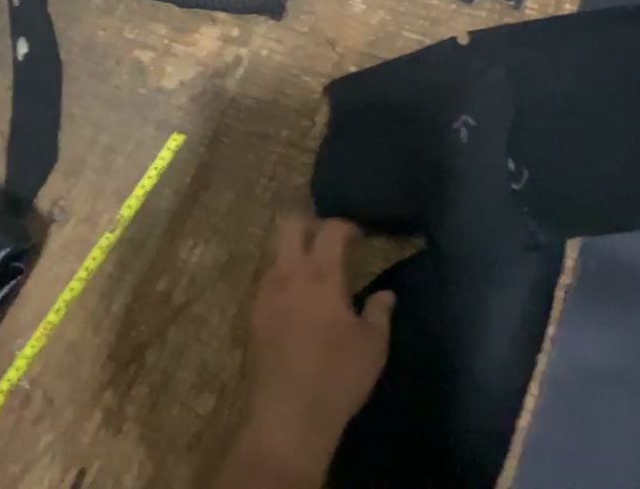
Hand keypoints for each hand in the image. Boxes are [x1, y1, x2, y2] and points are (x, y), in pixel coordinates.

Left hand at [214, 215, 394, 488]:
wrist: (289, 416)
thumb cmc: (338, 377)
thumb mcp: (372, 346)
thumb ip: (379, 313)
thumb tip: (386, 294)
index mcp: (321, 275)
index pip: (330, 229)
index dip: (346, 226)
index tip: (359, 235)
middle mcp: (288, 274)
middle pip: (290, 224)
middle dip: (310, 223)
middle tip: (330, 242)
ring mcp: (266, 292)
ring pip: (276, 251)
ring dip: (295, 251)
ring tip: (315, 274)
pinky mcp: (253, 313)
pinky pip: (268, 279)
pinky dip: (284, 278)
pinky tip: (298, 302)